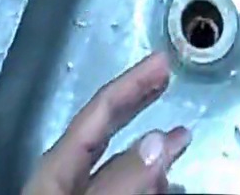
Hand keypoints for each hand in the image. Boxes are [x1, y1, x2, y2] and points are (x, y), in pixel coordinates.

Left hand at [23, 53, 191, 194]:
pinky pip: (122, 189)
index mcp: (58, 162)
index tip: (163, 59)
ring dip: (152, 150)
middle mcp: (67, 172)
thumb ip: (121, 178)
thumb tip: (159, 140)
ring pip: (119, 163)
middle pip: (108, 126)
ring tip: (181, 136)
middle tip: (167, 75)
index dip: (133, 81)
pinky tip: (167, 183)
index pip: (101, 108)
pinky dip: (147, 183)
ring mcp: (76, 192)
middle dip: (139, 99)